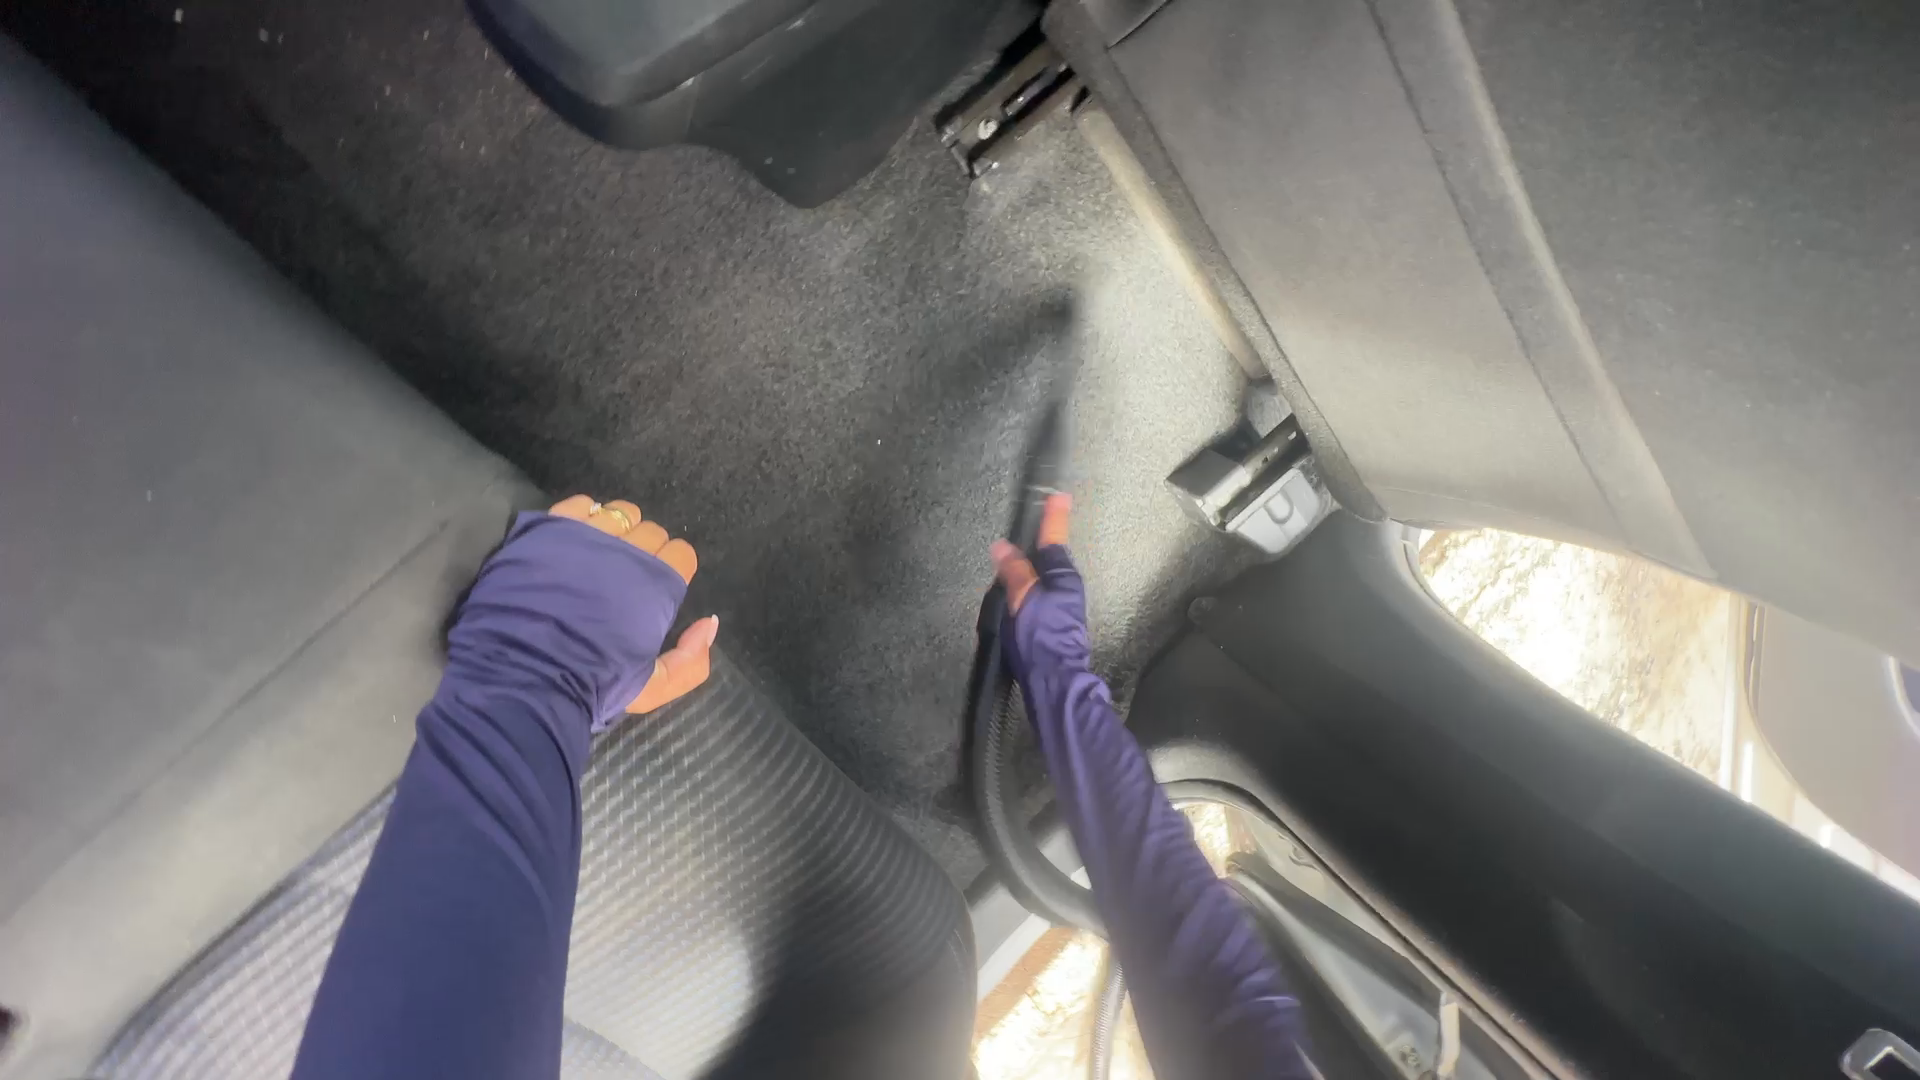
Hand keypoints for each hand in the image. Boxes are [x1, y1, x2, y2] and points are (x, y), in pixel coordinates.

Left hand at [546, 495, 717, 713]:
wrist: (520, 676)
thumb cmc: (591, 684)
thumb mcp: (653, 687)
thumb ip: (692, 659)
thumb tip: (710, 622)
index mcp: (658, 586)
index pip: (682, 553)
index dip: (673, 567)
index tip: (656, 585)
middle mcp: (629, 553)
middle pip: (653, 530)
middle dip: (647, 549)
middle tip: (627, 573)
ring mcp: (589, 537)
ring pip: (620, 512)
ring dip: (619, 528)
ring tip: (602, 550)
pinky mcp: (551, 530)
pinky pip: (579, 504)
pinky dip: (584, 514)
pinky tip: (576, 536)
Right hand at [990, 494, 1090, 678]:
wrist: (1054, 680)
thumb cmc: (1041, 638)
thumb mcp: (1023, 598)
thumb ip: (1013, 571)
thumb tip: (1002, 547)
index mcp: (1063, 577)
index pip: (1054, 538)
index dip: (1054, 516)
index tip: (1059, 495)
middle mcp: (1066, 589)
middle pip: (1050, 558)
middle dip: (1042, 542)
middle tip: (1039, 519)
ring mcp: (1061, 608)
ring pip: (1044, 578)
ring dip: (1032, 566)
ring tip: (1017, 556)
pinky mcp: (1052, 624)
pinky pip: (1039, 596)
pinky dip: (1028, 587)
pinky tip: (1016, 593)